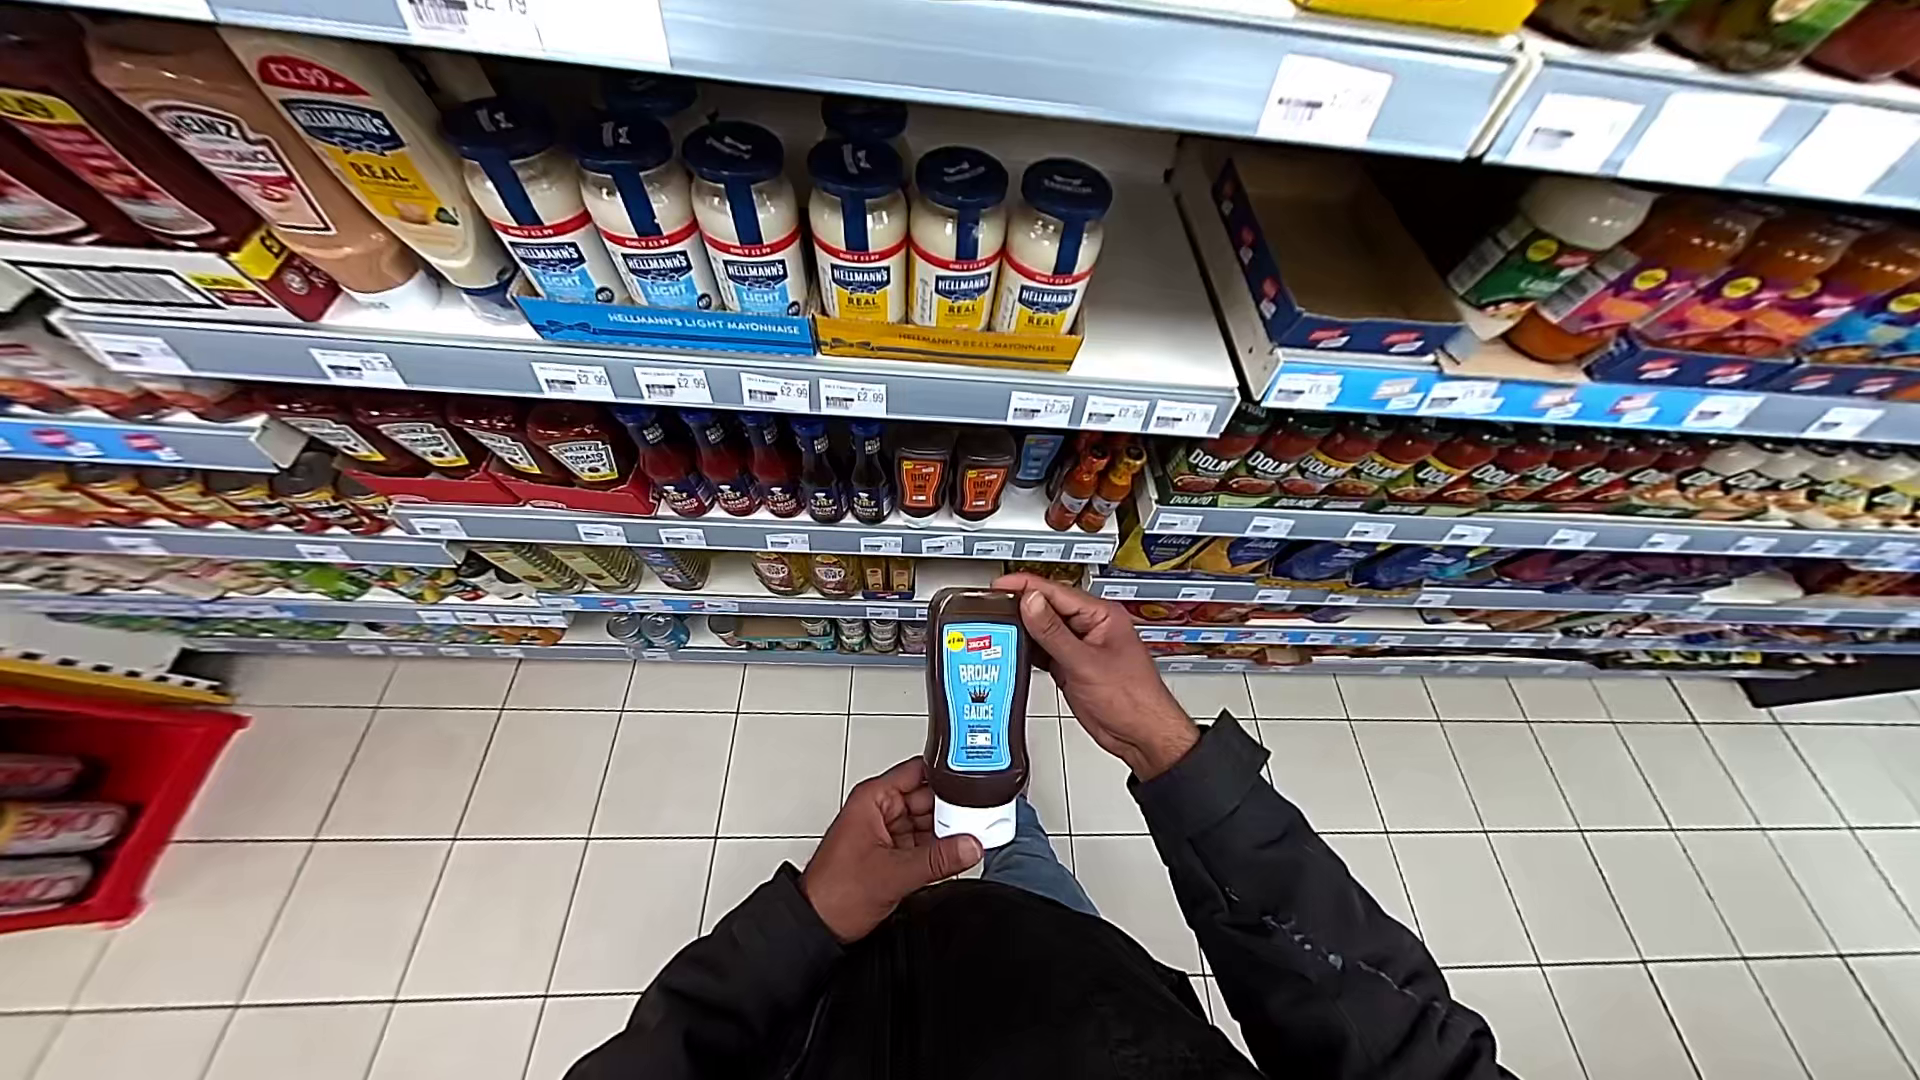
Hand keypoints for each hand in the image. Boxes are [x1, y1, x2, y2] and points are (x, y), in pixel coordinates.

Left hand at [800, 757, 983, 942]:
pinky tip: (952, 856)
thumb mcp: (893, 873)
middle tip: (975, 820)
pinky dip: (937, 849)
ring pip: (928, 820)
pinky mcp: (892, 851)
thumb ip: (937, 859)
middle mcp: (881, 808)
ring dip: (945, 831)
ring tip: (967, 840)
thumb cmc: (833, 892)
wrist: (816, 928)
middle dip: (950, 809)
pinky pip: (923, 841)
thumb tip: (970, 846)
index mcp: (874, 797)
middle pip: (927, 797)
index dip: (944, 774)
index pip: (917, 771)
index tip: (970, 782)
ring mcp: (887, 830)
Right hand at [993, 572, 1197, 780]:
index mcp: (1101, 616)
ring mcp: (1079, 647)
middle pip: (1047, 608)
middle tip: (991, 606)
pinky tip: (1012, 650)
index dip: (1026, 586)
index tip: (1000, 584)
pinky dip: (1028, 650)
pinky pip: (1044, 651)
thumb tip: (1031, 602)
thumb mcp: (1086, 663)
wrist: (1142, 737)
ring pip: (1044, 630)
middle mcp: (1090, 627)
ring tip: (996, 626)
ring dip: (1023, 629)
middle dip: (1021, 606)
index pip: (1056, 592)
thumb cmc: (1133, 700)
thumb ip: (1054, 633)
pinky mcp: (1071, 666)